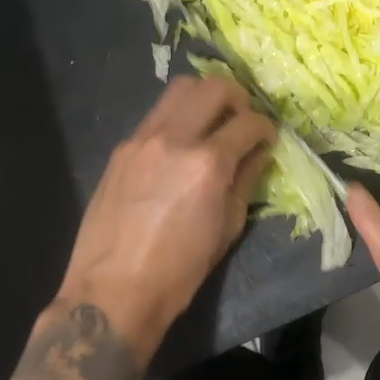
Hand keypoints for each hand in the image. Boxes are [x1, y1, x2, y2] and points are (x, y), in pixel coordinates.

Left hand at [55, 75, 275, 365]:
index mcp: (208, 164)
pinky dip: (177, 117)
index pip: (249, 123)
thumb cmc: (179, 271)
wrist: (112, 292)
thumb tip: (259, 152)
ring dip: (204, 97)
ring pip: (181, 88)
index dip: (266, 128)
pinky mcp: (123, 147)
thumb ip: (247, 179)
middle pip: (215, 86)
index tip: (267, 138)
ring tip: (211, 122)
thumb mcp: (228, 228)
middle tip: (241, 120)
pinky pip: (157, 114)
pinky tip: (180, 144)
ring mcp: (144, 138)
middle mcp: (176, 138)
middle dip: (238, 98)